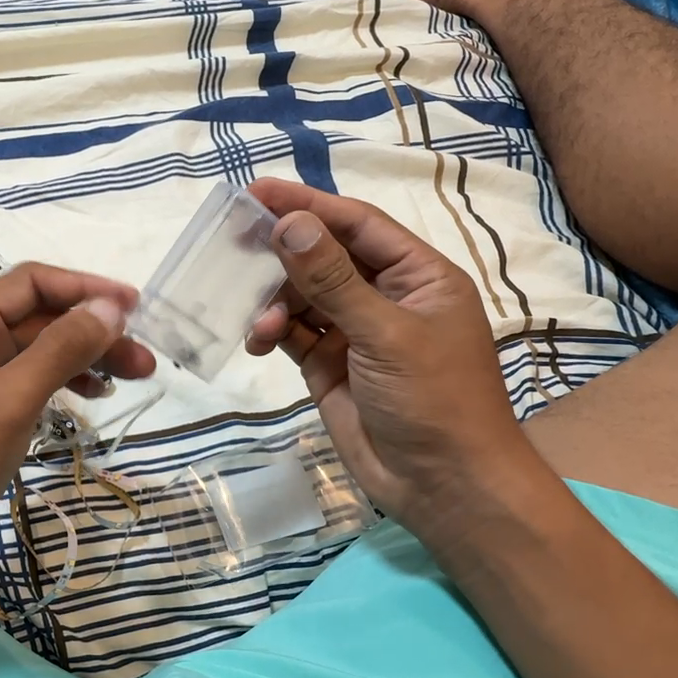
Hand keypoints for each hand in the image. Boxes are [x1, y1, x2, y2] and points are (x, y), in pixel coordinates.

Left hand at [0, 263, 156, 558]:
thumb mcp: (13, 398)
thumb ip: (62, 348)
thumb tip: (111, 307)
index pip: (32, 282)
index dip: (85, 287)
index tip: (134, 306)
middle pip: (42, 318)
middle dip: (93, 331)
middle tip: (144, 359)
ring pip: (42, 349)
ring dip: (87, 357)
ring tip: (134, 377)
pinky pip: (34, 379)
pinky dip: (66, 381)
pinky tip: (94, 395)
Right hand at [245, 179, 530, 533]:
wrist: (443, 485)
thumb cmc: (433, 400)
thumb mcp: (385, 334)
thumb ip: (333, 280)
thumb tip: (289, 224)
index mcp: (417, 276)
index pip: (356, 225)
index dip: (308, 204)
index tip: (256, 192)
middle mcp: (384, 296)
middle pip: (323, 256)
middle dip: (282, 252)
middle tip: (233, 243)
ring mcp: (354, 332)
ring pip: (302, 295)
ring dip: (275, 302)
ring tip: (260, 325)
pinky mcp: (328, 364)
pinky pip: (292, 332)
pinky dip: (271, 331)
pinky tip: (258, 341)